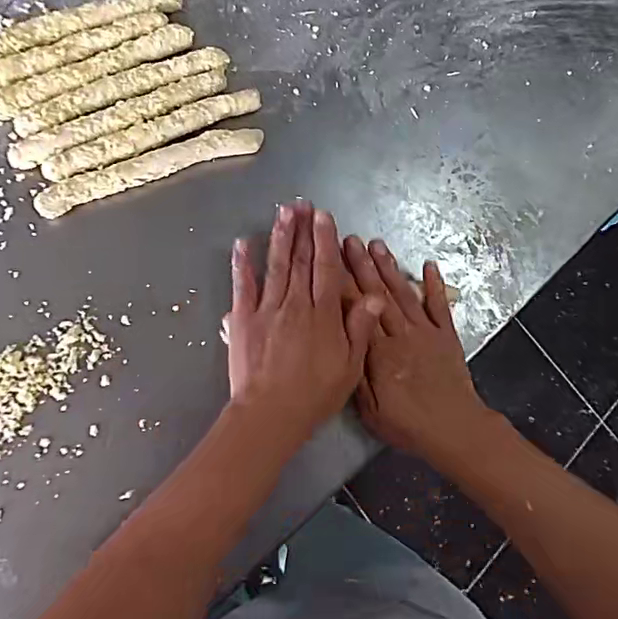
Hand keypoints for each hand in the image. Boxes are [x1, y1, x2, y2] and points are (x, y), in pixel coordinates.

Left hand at [225, 202, 382, 445]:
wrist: (270, 414)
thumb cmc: (314, 395)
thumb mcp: (349, 368)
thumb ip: (359, 329)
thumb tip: (375, 296)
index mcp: (323, 315)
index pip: (326, 269)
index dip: (326, 240)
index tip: (325, 218)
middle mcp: (296, 304)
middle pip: (300, 260)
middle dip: (302, 230)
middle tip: (303, 204)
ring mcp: (267, 308)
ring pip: (275, 265)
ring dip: (279, 236)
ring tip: (282, 212)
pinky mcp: (242, 317)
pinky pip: (243, 285)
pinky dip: (242, 263)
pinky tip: (243, 242)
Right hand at [347, 236, 499, 468]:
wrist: (457, 431)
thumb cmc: (408, 424)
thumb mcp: (370, 409)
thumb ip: (354, 373)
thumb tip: (338, 341)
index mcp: (378, 351)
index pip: (356, 309)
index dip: (342, 282)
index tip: (330, 260)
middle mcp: (400, 334)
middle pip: (377, 293)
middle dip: (361, 264)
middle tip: (349, 239)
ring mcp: (425, 332)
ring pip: (403, 293)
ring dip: (389, 267)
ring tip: (377, 244)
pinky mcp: (446, 336)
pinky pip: (439, 306)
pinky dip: (434, 285)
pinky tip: (429, 265)